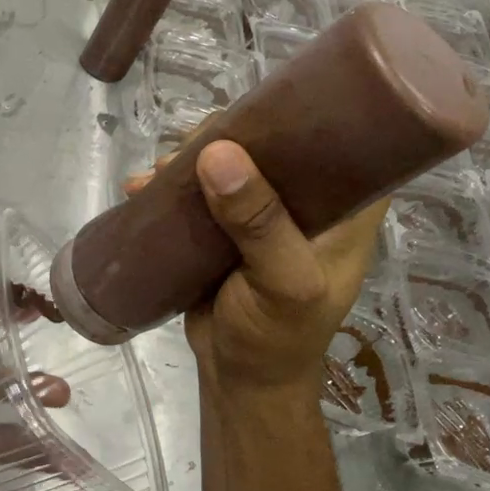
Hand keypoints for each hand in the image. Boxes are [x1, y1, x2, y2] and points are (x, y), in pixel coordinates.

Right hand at [125, 137, 387, 396]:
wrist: (238, 382)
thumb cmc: (277, 338)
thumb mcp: (282, 282)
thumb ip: (259, 223)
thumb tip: (218, 153)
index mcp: (348, 208)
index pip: (340, 139)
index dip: (303, 114)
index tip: (253, 108)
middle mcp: (311, 202)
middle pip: (273, 143)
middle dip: (227, 137)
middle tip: (187, 151)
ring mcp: (266, 214)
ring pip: (233, 163)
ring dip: (191, 161)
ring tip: (157, 175)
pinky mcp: (228, 228)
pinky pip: (203, 192)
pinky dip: (172, 187)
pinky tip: (141, 189)